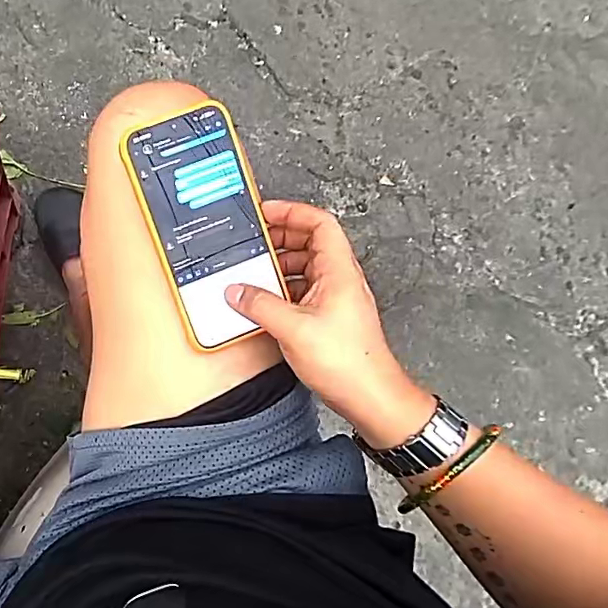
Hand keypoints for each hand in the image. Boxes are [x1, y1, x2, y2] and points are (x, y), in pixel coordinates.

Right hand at [227, 200, 435, 445]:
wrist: (370, 396)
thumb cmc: (348, 362)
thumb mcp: (293, 328)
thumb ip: (259, 305)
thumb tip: (237, 290)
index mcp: (338, 271)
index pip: (319, 223)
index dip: (291, 212)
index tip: (265, 213)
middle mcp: (339, 279)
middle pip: (310, 242)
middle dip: (279, 238)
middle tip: (253, 241)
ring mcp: (335, 298)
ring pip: (305, 267)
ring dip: (279, 265)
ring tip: (254, 270)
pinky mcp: (328, 317)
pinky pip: (302, 290)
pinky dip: (282, 288)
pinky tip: (264, 299)